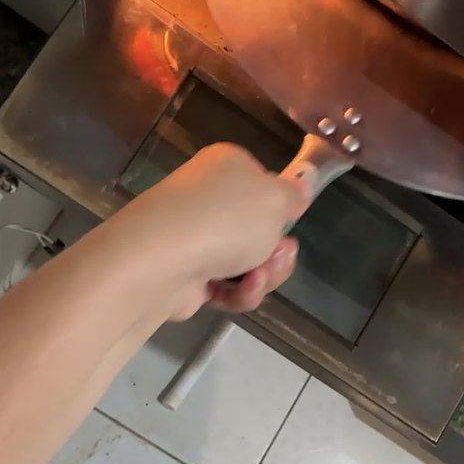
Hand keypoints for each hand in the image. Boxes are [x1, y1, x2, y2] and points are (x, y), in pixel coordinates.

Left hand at [104, 143, 311, 321]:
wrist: (163, 260)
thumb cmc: (225, 218)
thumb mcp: (276, 198)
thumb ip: (293, 194)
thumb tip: (300, 186)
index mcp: (228, 168)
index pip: (264, 186)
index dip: (280, 210)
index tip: (289, 223)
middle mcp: (209, 200)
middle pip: (260, 232)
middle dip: (277, 251)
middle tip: (278, 255)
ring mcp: (197, 240)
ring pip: (248, 264)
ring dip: (263, 276)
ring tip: (256, 278)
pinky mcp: (189, 277)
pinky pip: (228, 289)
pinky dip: (239, 295)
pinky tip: (241, 293)